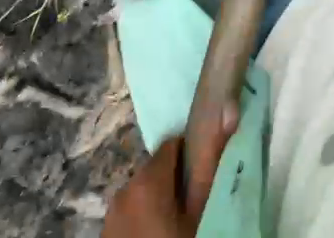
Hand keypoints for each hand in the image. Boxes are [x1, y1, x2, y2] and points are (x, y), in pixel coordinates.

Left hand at [105, 103, 237, 236]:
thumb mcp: (201, 210)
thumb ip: (212, 160)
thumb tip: (227, 108)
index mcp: (147, 179)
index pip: (174, 144)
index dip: (193, 158)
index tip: (204, 180)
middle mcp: (123, 187)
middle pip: (158, 169)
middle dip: (177, 182)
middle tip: (196, 209)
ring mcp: (110, 213)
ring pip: (144, 191)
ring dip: (161, 201)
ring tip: (179, 227)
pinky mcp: (106, 233)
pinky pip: (131, 212)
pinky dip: (145, 218)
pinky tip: (160, 236)